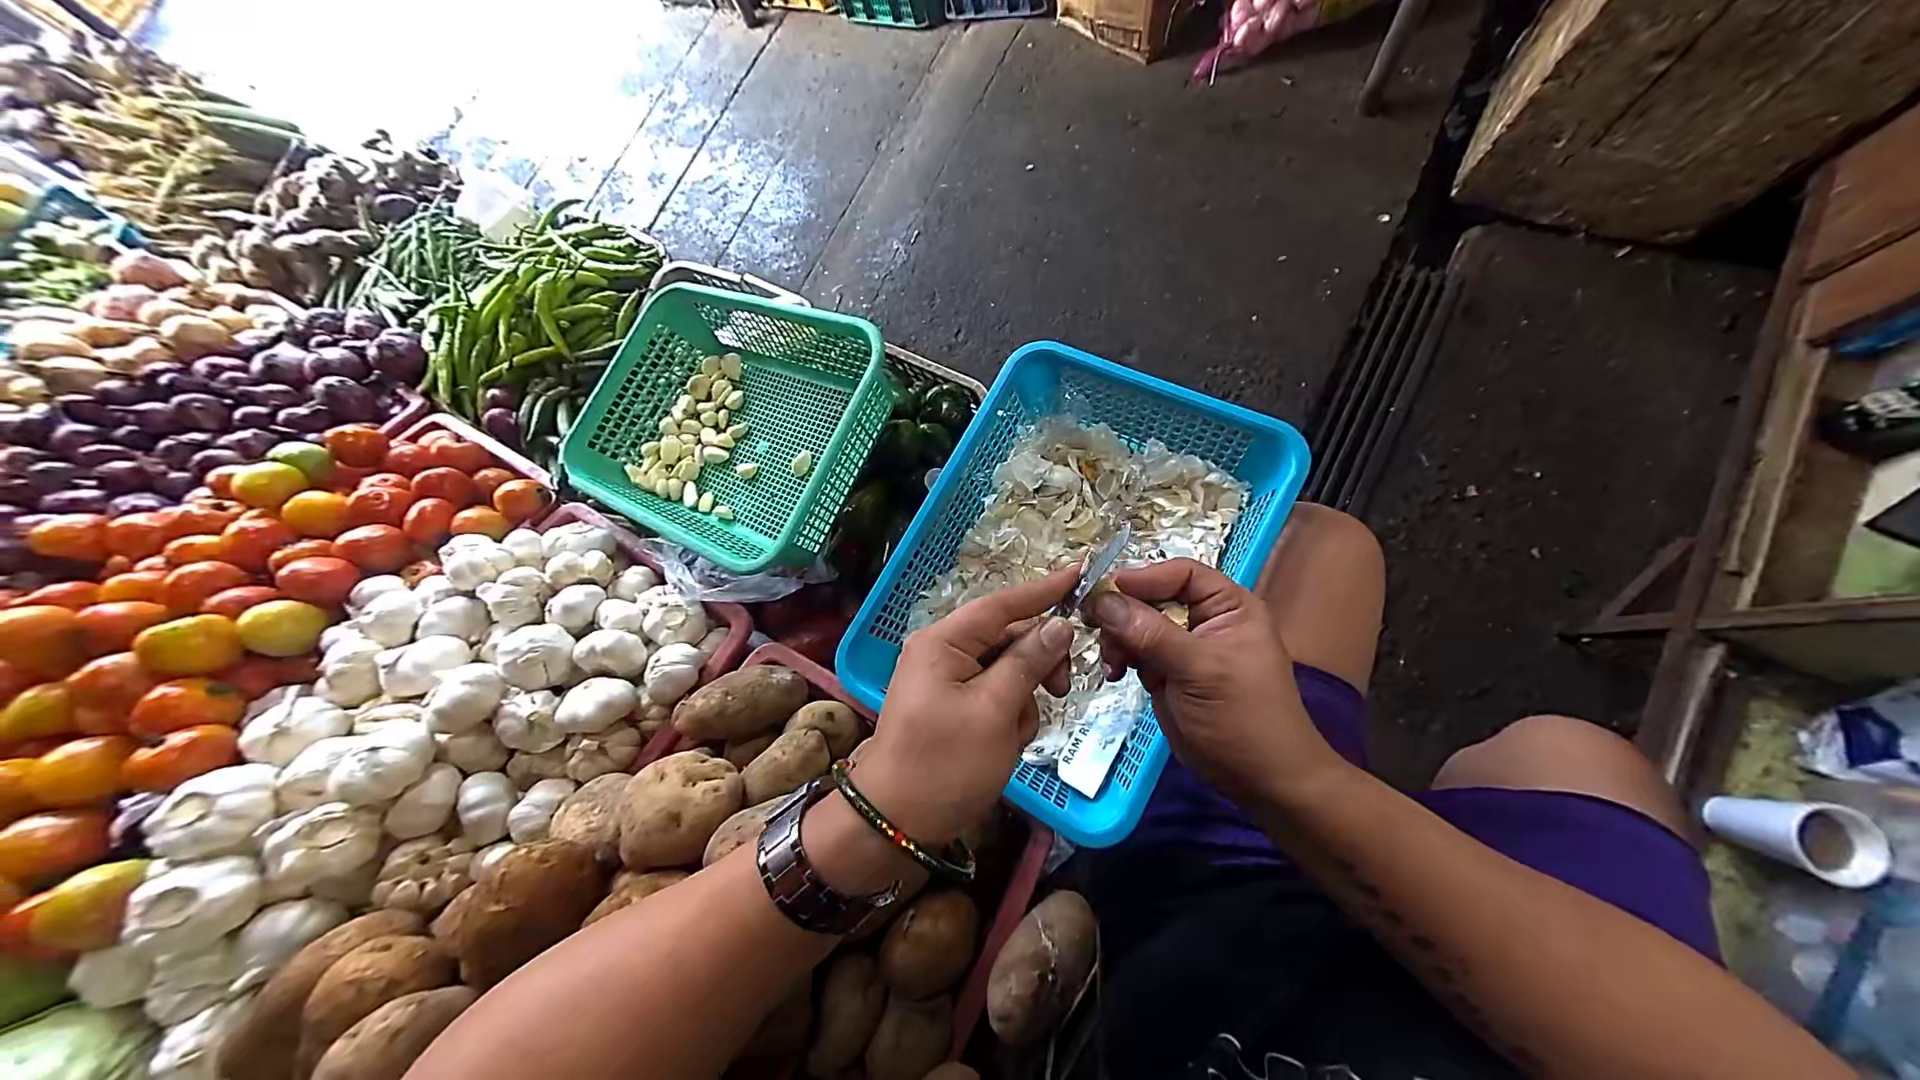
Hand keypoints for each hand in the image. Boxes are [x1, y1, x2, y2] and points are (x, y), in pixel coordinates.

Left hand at [853, 567, 1078, 843]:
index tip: (1080, 572)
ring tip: (1013, 736)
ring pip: (1007, 671)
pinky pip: (995, 697)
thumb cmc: (944, 765)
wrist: (894, 824)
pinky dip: (1008, 717)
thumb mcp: (994, 711)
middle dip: (1037, 664)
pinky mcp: (952, 706)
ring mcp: (947, 680)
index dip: (1044, 590)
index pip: (1002, 604)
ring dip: (1022, 700)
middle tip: (1062, 691)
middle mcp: (943, 652)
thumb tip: (1059, 625)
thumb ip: (1028, 662)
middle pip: (1009, 638)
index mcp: (944, 642)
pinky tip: (1003, 744)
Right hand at [1088, 558, 1346, 804]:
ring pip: (1135, 623)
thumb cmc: (1243, 717)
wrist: (1259, 779)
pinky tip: (1115, 674)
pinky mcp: (1164, 670)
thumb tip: (1103, 601)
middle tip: (1094, 627)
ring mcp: (1181, 645)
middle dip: (1123, 612)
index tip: (1106, 591)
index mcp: (1228, 606)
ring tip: (1113, 663)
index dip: (1144, 577)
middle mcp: (1203, 618)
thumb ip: (1152, 634)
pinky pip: (1133, 650)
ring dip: (1117, 638)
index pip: (1180, 573)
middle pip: (1151, 596)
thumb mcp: (1200, 670)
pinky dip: (1119, 657)